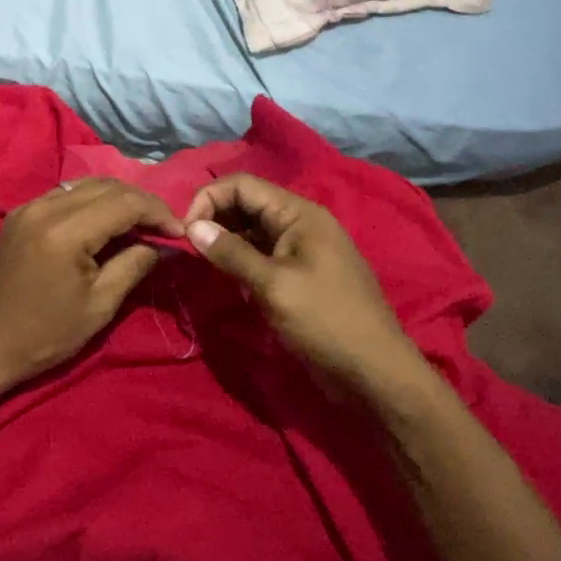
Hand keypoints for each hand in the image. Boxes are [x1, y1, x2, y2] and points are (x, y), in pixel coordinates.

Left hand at [0, 178, 177, 393]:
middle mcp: (44, 207)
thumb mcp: (99, 306)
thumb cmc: (45, 335)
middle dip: (140, 202)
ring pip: (84, 184)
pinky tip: (104, 223)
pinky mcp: (18, 215)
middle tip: (163, 226)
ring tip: (139, 224)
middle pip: (105, 186)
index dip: (157, 212)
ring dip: (116, 198)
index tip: (179, 231)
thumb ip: (133, 265)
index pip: (123, 202)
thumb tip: (161, 244)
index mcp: (65, 231)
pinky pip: (63, 194)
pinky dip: (90, 201)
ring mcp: (27, 207)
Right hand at [185, 173, 423, 391]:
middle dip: (214, 220)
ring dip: (225, 243)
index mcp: (300, 214)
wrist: (376, 376)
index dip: (208, 199)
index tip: (185, 232)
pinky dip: (241, 263)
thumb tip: (192, 227)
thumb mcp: (273, 286)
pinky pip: (262, 256)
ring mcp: (302, 251)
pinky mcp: (300, 276)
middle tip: (190, 251)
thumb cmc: (326, 322)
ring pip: (251, 231)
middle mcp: (301, 224)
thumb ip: (231, 253)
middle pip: (246, 204)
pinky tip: (230, 283)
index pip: (242, 185)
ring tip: (206, 266)